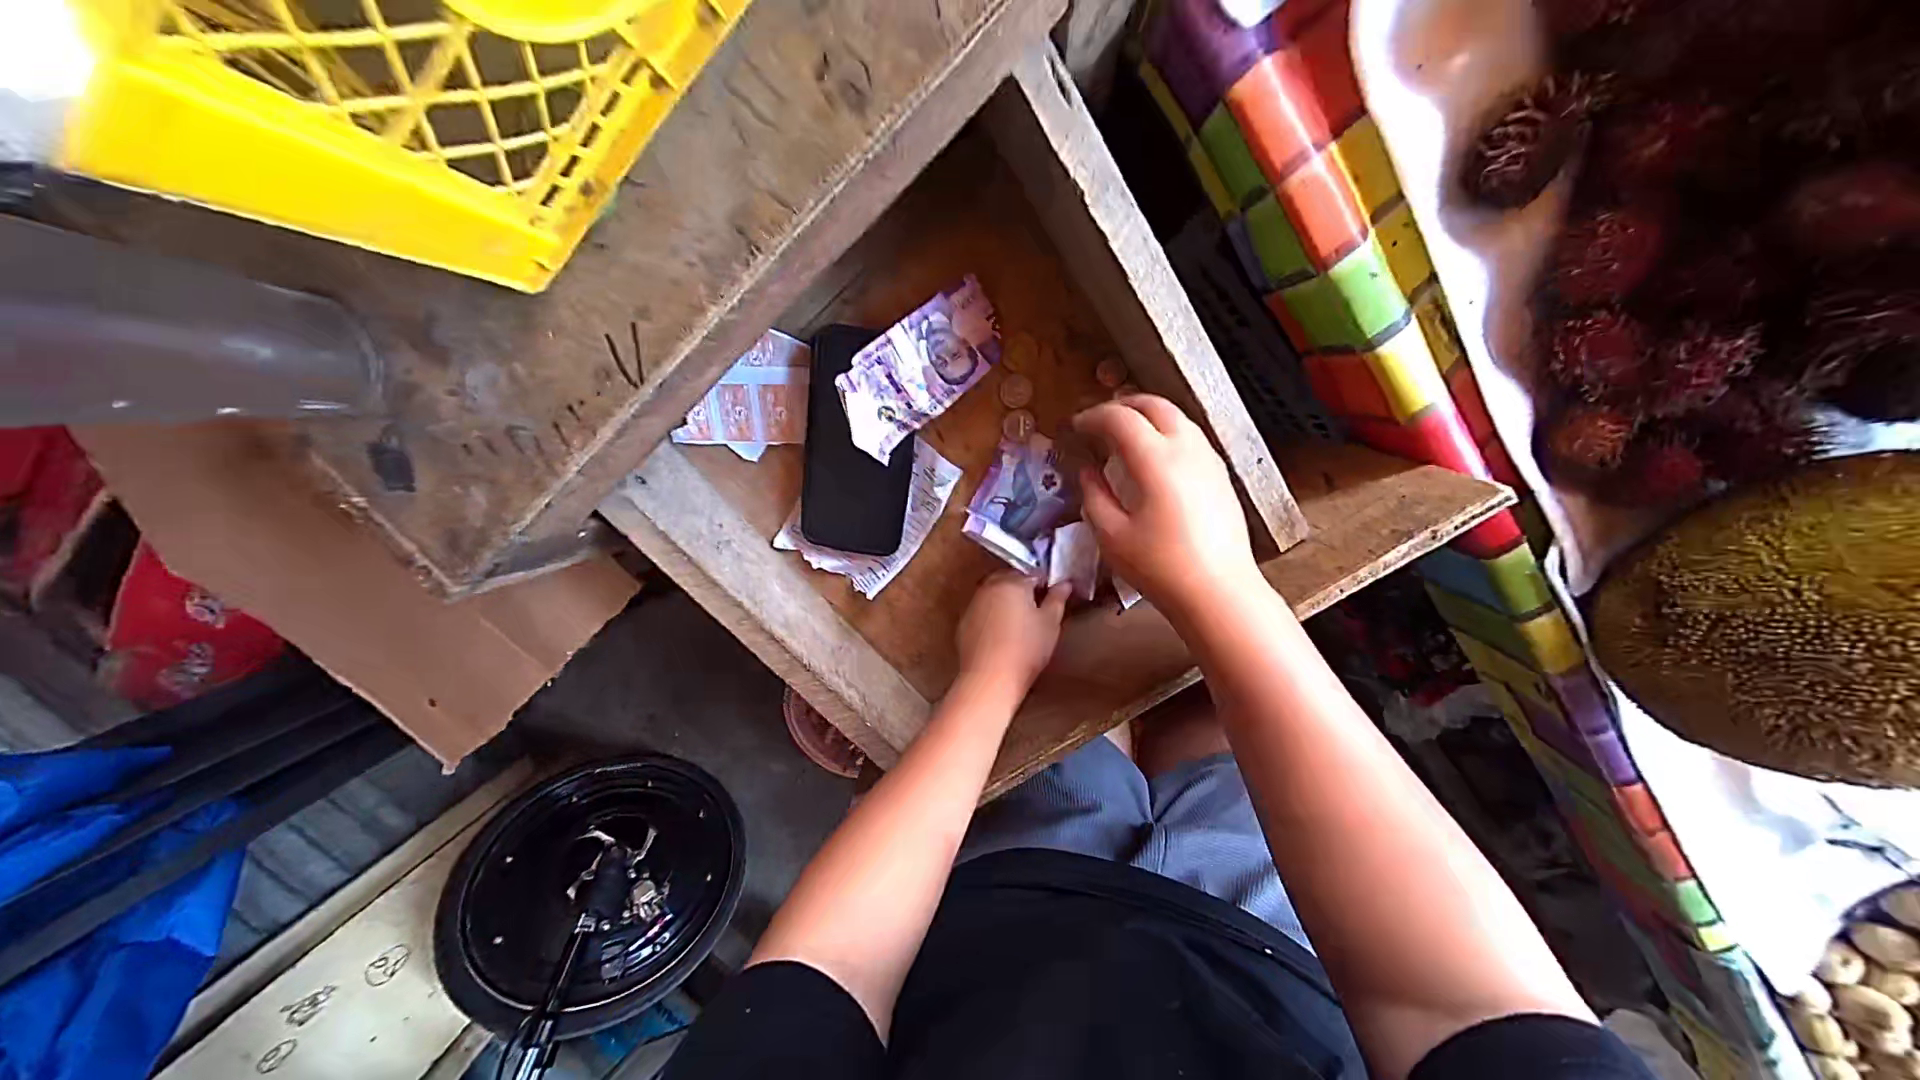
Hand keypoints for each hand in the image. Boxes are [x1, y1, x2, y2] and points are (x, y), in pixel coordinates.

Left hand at [954, 570, 1069, 692]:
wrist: (990, 678)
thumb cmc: (1026, 649)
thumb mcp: (1050, 623)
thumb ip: (1057, 599)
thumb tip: (1064, 584)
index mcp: (1012, 582)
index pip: (1033, 574)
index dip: (1045, 585)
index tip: (1053, 599)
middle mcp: (989, 587)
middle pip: (1010, 580)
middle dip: (1023, 590)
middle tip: (1037, 610)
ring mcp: (973, 604)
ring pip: (994, 595)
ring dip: (1006, 602)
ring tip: (1019, 624)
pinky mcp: (964, 623)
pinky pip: (982, 612)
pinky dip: (991, 617)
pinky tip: (1001, 635)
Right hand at [1073, 394, 1263, 621]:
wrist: (1218, 592)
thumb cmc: (1160, 567)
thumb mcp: (1111, 535)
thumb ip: (1094, 495)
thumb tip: (1088, 471)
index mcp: (1156, 460)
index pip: (1120, 417)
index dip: (1093, 417)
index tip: (1077, 427)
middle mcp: (1187, 449)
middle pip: (1154, 404)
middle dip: (1122, 405)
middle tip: (1099, 421)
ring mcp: (1209, 460)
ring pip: (1177, 417)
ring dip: (1147, 417)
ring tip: (1124, 436)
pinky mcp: (1221, 476)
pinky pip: (1191, 437)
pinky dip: (1166, 433)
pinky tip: (1154, 459)